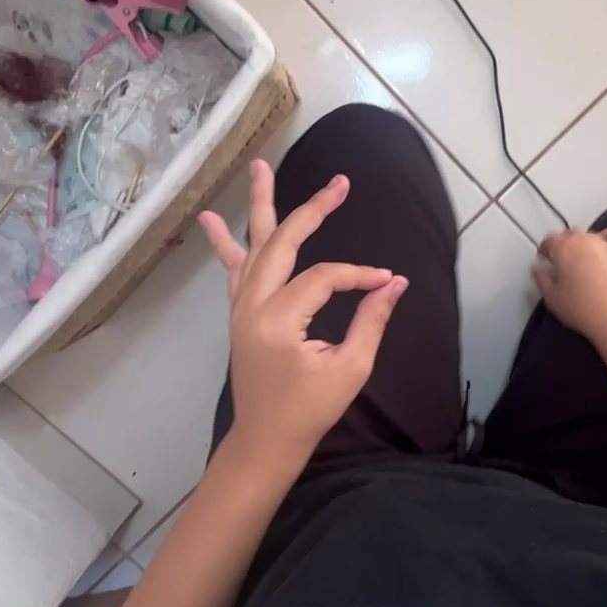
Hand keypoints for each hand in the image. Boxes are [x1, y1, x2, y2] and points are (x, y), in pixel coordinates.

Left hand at [198, 161, 408, 460]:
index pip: (324, 277)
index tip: (386, 282)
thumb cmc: (309, 410)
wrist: (266, 439)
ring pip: (253, 247)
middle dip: (314, 210)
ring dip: (260, 207)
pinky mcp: (240, 314)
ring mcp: (241, 308)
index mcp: (278, 321)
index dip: (359, 275)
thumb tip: (395, 283)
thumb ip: (372, 322)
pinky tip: (212, 220)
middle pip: (283, 243)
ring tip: (259, 167)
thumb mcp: (350, 369)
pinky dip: (226, 244)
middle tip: (340, 182)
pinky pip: (235, 270)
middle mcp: (253, 305)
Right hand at [533, 227, 606, 351]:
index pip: (549, 241)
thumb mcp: (552, 299)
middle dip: (562, 245)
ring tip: (582, 258)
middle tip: (561, 262)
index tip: (544, 260)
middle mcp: (584, 239)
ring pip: (589, 234)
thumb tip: (538, 267)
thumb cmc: (581, 310)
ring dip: (582, 242)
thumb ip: (541, 279)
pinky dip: (606, 239)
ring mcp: (606, 244)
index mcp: (563, 248)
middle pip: (569, 234)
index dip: (544, 250)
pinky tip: (604, 250)